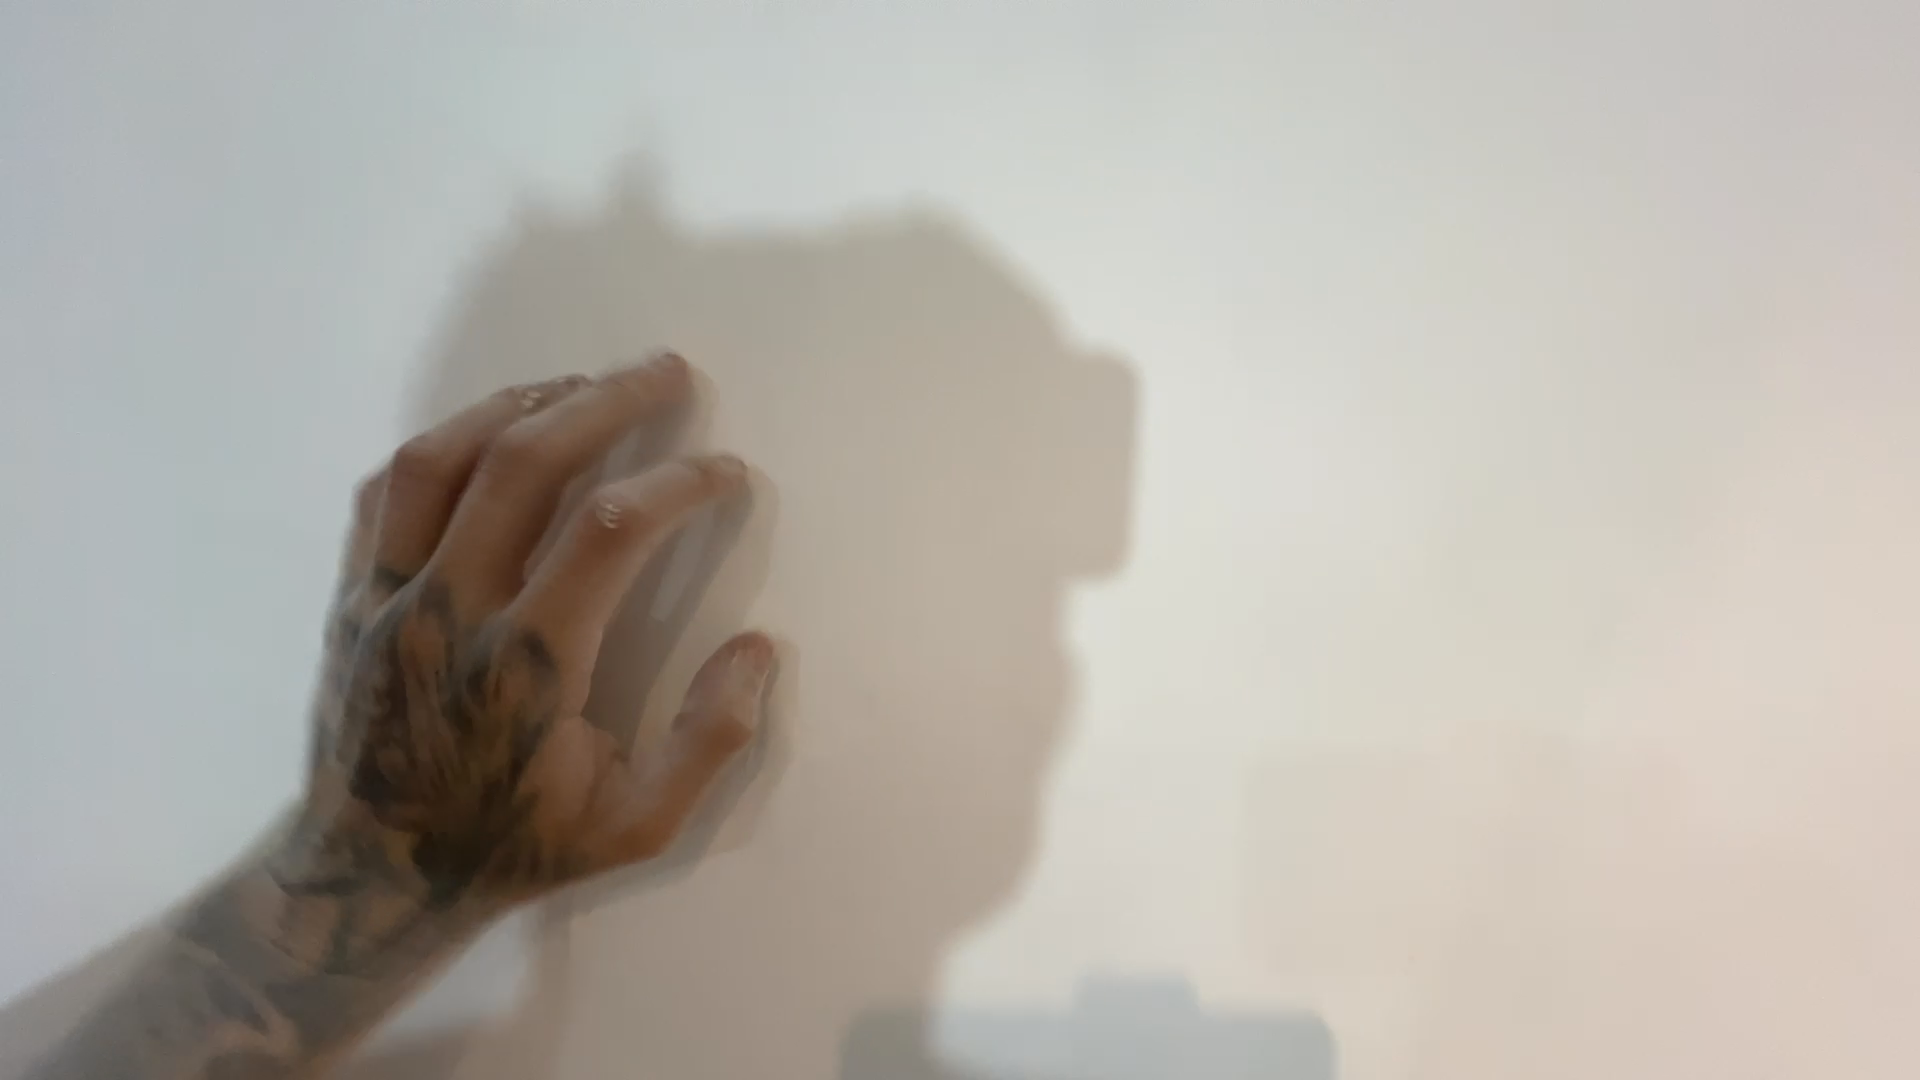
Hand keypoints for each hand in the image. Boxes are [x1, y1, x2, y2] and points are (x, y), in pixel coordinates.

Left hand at [297, 353, 770, 915]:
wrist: (364, 883)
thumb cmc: (517, 847)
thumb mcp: (640, 827)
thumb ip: (710, 741)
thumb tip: (758, 649)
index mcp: (528, 663)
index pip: (608, 532)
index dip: (678, 484)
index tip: (726, 472)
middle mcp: (450, 610)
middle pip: (525, 464)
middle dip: (607, 404)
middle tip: (666, 371)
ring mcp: (388, 595)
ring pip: (446, 458)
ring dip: (528, 403)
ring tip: (589, 383)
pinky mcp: (353, 594)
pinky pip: (391, 486)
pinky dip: (452, 436)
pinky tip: (501, 425)